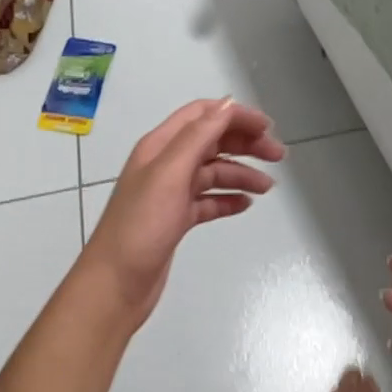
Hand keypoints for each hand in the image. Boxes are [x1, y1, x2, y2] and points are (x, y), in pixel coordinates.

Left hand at [82, 98, 286, 327]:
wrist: (114, 287)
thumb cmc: (141, 225)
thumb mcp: (170, 174)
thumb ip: (198, 136)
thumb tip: (227, 105)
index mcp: (161, 146)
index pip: (203, 115)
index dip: (235, 115)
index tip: (266, 126)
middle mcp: (166, 164)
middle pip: (212, 141)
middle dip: (245, 143)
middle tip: (278, 155)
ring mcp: (171, 193)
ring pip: (213, 172)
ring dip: (241, 173)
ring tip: (268, 187)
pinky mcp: (176, 220)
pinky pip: (208, 201)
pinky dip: (228, 199)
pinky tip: (246, 205)